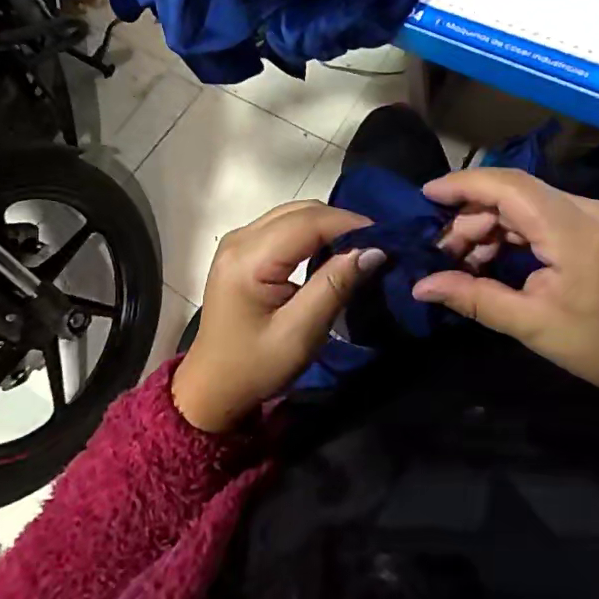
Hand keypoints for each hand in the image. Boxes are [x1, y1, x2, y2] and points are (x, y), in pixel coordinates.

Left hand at [172, 202, 384, 431]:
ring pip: (294, 214)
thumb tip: (372, 251)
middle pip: (301, 211)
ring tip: (359, 250)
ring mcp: (238, 240)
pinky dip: (313, 233)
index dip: (350, 224)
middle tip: (376, 247)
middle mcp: (240, 238)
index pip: (308, 221)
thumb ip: (334, 287)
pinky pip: (285, 226)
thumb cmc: (255, 366)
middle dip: (342, 223)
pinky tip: (331, 253)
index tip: (386, 241)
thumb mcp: (299, 334)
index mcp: (248, 258)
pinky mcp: (242, 249)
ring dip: (329, 226)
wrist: (212, 387)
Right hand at [413, 169, 598, 399]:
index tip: (426, 196)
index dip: (463, 185)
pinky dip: (519, 230)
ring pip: (531, 203)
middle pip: (516, 194)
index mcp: (577, 233)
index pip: (510, 186)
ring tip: (468, 261)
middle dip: (472, 216)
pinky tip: (500, 256)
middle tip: (444, 252)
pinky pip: (550, 214)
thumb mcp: (536, 327)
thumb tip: (422, 285)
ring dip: (494, 225)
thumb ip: (475, 298)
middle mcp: (592, 209)